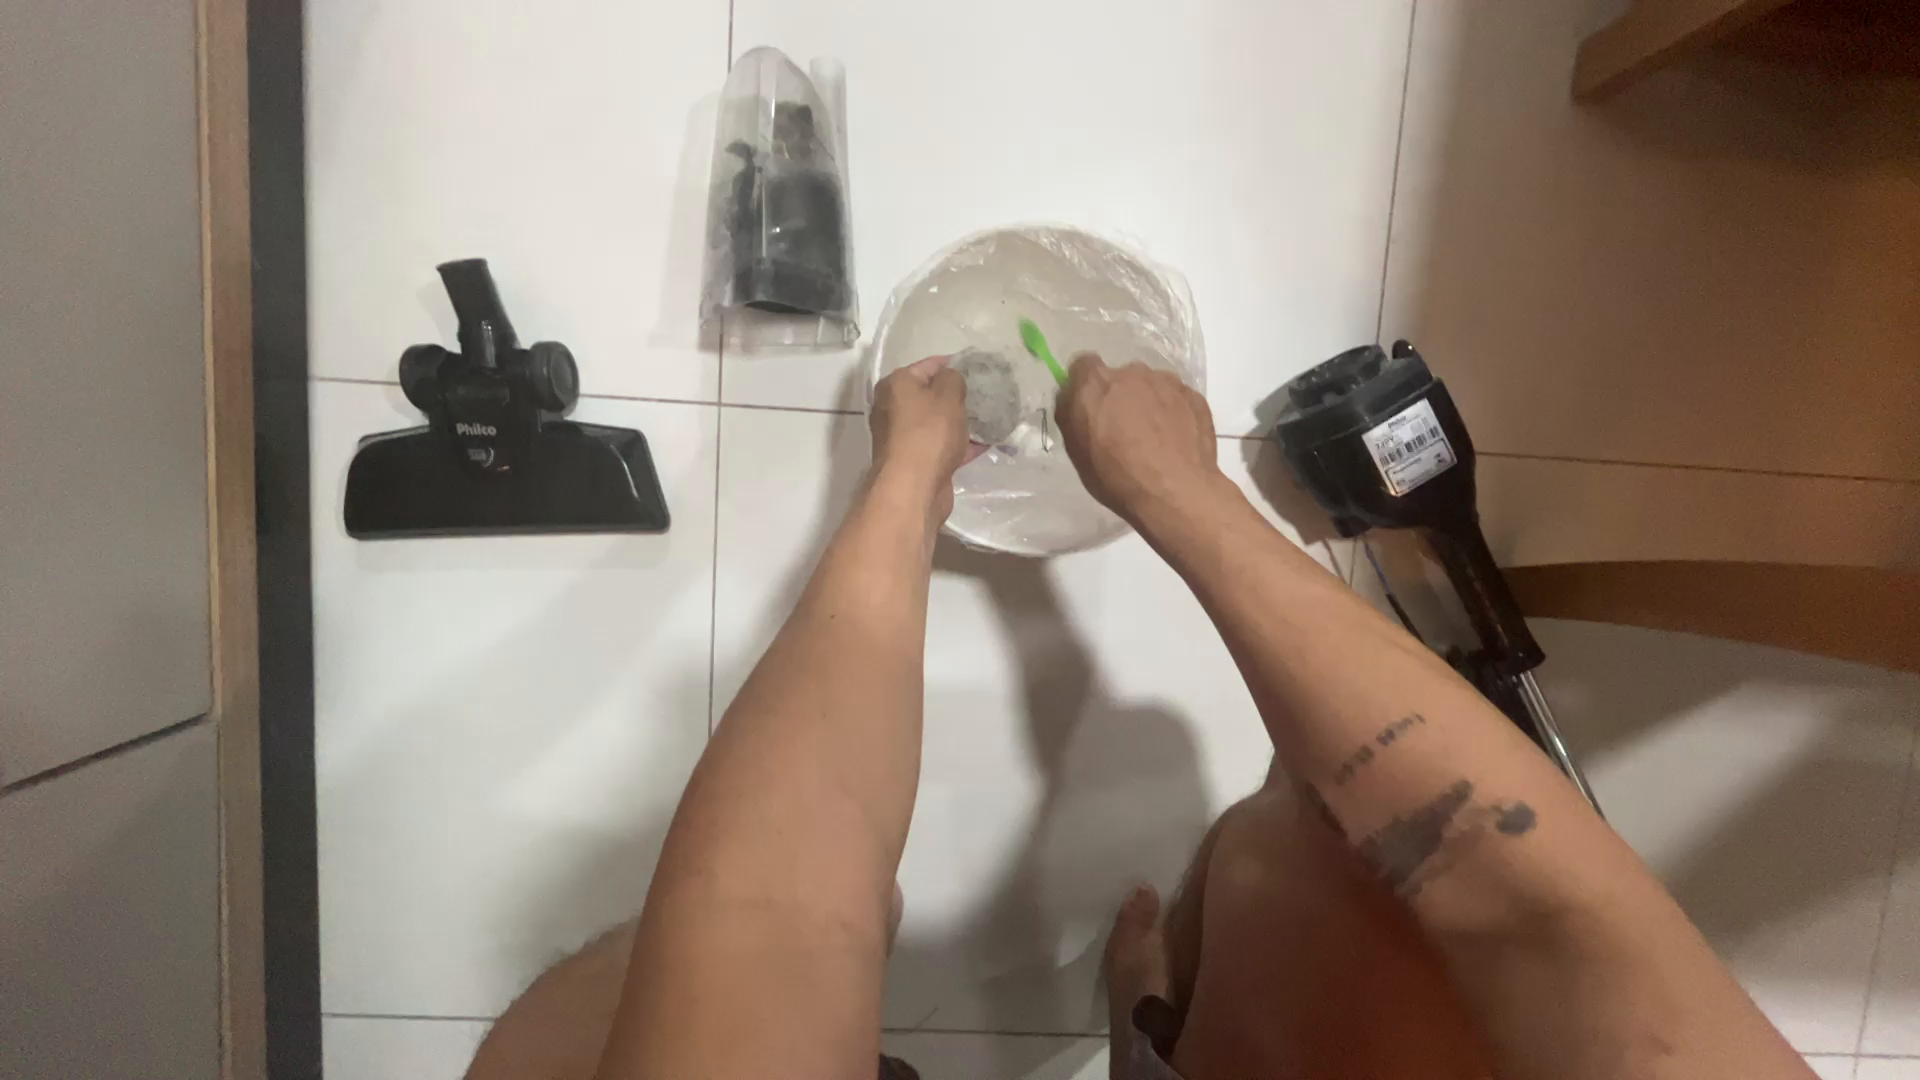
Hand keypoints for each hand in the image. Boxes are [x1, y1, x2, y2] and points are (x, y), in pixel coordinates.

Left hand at [869, 355, 982, 521]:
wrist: (913, 487)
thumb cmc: (929, 433)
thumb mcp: (948, 395)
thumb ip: (954, 378)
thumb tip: (952, 379)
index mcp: (895, 385)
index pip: (928, 366)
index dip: (953, 364)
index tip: (978, 368)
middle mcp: (892, 409)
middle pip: (930, 396)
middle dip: (957, 396)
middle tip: (985, 395)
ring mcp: (902, 438)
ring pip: (936, 423)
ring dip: (960, 422)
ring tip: (990, 418)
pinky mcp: (914, 462)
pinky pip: (941, 446)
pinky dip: (960, 444)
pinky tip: (985, 444)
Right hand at [1056, 353, 1223, 527]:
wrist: (1176, 492)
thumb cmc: (1117, 477)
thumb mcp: (1077, 452)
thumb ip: (1071, 415)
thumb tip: (1072, 398)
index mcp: (1096, 384)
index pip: (1082, 365)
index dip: (1083, 385)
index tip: (1088, 408)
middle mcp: (1132, 373)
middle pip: (1119, 377)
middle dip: (1118, 396)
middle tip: (1121, 429)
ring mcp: (1167, 382)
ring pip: (1150, 385)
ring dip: (1147, 403)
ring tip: (1153, 437)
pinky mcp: (1194, 396)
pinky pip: (1175, 398)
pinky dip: (1172, 412)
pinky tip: (1174, 440)